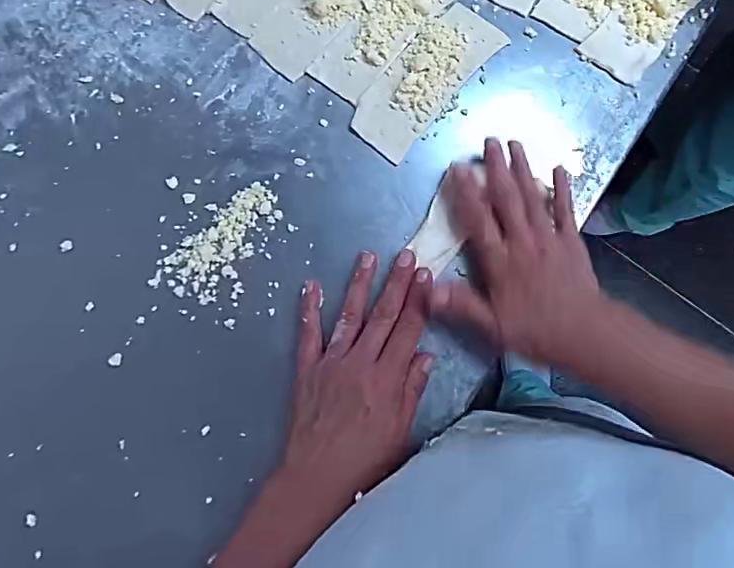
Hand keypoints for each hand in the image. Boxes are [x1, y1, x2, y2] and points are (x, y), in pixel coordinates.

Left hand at [276, 250, 433, 504]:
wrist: (317, 477)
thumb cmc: (366, 460)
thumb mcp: (399, 431)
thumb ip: (411, 390)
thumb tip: (425, 354)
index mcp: (386, 379)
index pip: (407, 330)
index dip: (418, 301)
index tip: (425, 275)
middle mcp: (360, 362)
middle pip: (382, 316)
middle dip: (396, 283)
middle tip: (406, 255)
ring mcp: (332, 361)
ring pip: (349, 315)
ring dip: (359, 284)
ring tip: (368, 256)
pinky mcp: (307, 366)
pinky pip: (309, 332)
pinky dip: (310, 308)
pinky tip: (312, 284)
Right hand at [432, 139, 607, 368]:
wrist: (588, 336)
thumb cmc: (537, 331)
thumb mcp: (494, 326)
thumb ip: (461, 305)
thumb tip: (426, 289)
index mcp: (501, 261)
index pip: (479, 220)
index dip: (467, 193)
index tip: (458, 168)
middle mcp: (523, 242)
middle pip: (507, 199)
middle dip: (496, 168)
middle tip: (488, 141)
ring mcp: (549, 238)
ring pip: (532, 197)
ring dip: (523, 169)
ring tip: (514, 143)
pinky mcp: (571, 241)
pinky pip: (565, 211)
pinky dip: (562, 189)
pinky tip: (559, 168)